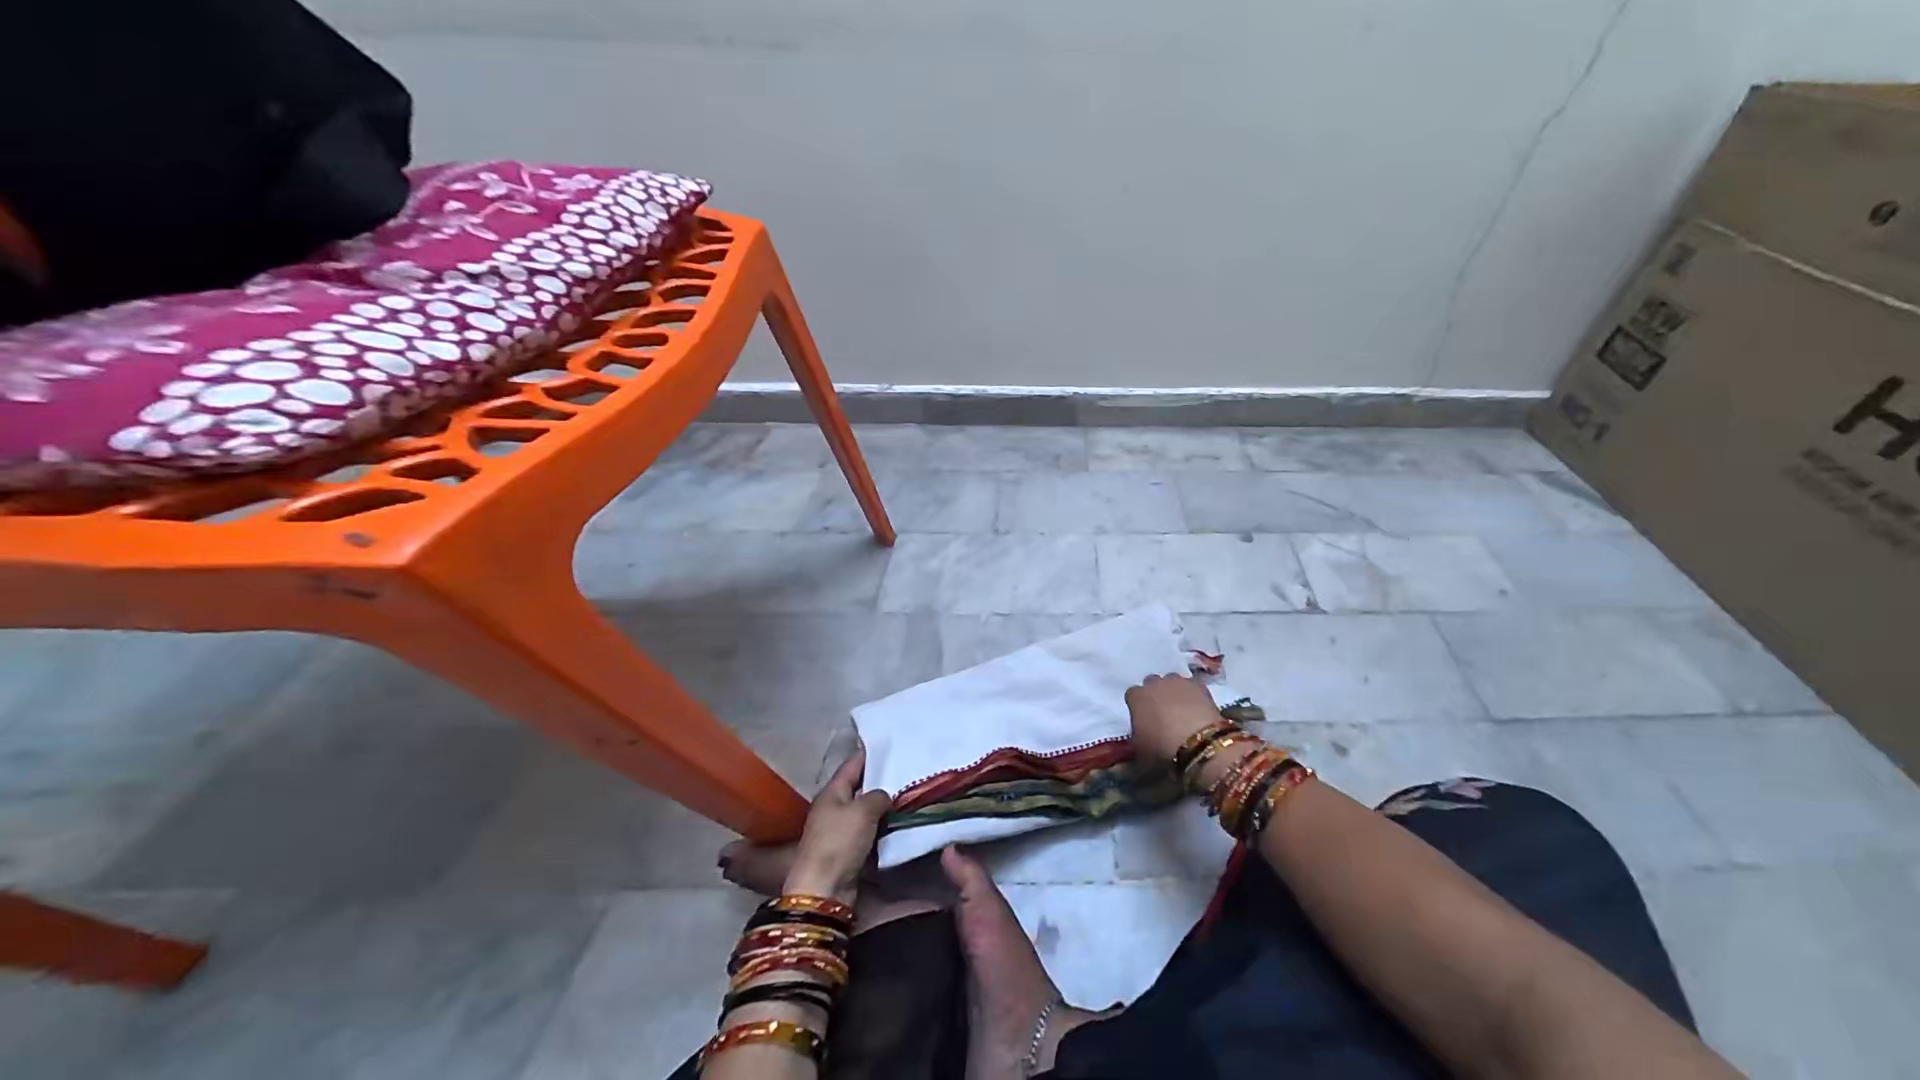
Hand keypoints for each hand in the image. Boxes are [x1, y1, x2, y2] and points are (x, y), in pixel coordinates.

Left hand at [782, 746, 892, 903]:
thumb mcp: (862, 811)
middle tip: (907, 772)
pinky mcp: (846, 851)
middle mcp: (833, 807)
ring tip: (908, 797)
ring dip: (883, 807)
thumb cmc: (840, 842)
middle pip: (859, 788)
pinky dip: (881, 828)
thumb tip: (884, 796)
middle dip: (881, 781)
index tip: (889, 744)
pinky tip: (899, 825)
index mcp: (832, 791)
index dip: (869, 753)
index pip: (852, 764)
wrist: (824, 888)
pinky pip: (868, 832)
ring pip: (865, 811)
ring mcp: (839, 830)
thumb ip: (878, 796)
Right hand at [1125, 673, 1226, 765]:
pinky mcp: (1197, 684)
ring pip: (1172, 681)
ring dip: (1174, 691)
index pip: (1132, 694)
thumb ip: (1136, 735)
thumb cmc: (1161, 748)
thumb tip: (1140, 734)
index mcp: (1136, 697)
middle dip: (1155, 693)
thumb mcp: (1139, 749)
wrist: (1196, 742)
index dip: (1138, 705)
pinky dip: (1192, 694)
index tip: (1143, 717)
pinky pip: (1191, 685)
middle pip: (1152, 683)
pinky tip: (1197, 707)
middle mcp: (1153, 683)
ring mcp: (1176, 681)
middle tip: (1163, 712)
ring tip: (1182, 709)